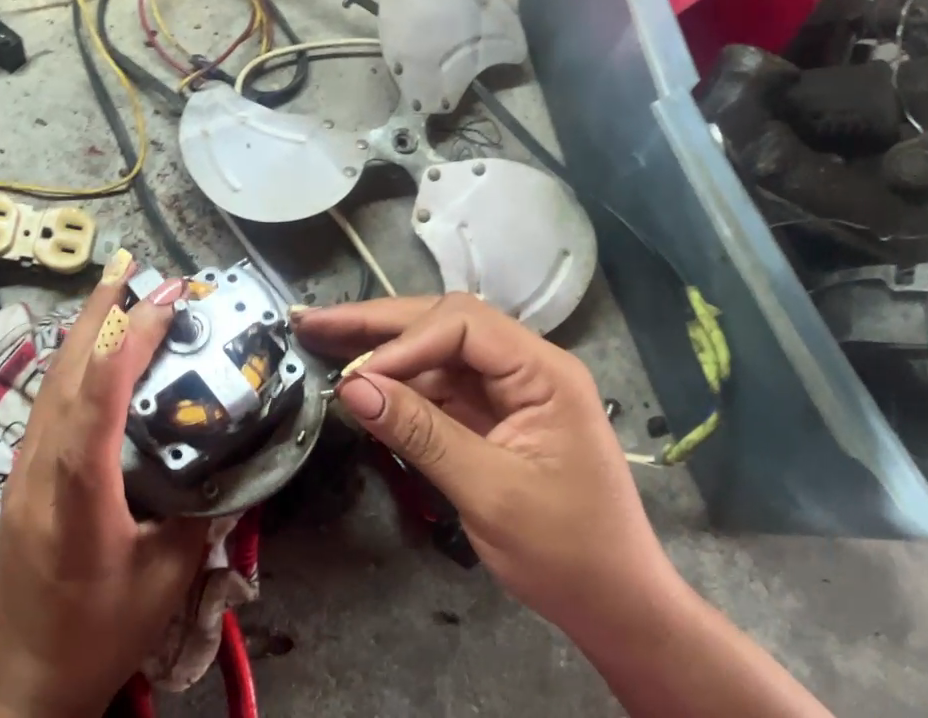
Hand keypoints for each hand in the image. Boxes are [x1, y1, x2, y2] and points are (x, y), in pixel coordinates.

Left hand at [0, 254, 209, 717]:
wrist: (27, 671)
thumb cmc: (99, 631)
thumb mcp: (164, 581)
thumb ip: (199, 516)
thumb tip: (230, 464)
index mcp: (77, 494)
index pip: (97, 398)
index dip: (129, 341)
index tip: (164, 300)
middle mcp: (41, 467)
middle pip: (66, 372)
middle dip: (101, 311)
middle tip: (135, 265)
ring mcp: (24, 467)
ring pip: (52, 380)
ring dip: (84, 327)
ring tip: (115, 286)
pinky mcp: (23, 472)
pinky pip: (49, 399)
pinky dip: (74, 360)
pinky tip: (92, 346)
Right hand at [295, 294, 680, 637]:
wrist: (614, 604)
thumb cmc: (566, 551)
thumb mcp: (489, 492)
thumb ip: (420, 432)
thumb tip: (350, 387)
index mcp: (542, 373)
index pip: (462, 325)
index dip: (403, 343)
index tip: (356, 377)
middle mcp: (525, 367)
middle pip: (442, 324)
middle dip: (376, 324)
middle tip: (313, 322)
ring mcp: (507, 391)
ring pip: (434, 351)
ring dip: (380, 349)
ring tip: (321, 340)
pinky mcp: (491, 416)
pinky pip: (437, 386)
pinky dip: (397, 385)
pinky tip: (360, 383)